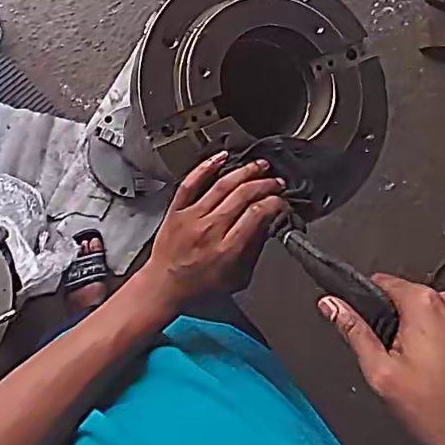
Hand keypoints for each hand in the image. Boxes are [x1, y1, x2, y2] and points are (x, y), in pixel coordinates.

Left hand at [132, 152, 287, 309]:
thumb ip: (252, 250)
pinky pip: (191, 183)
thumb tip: (267, 225)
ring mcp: (191, 217)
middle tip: (276, 182)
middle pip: (243, 195)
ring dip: (245, 172)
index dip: (274, 202)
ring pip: (222, 185)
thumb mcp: (236, 278)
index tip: (281, 201)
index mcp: (227, 250)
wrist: (163, 287)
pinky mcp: (176, 210)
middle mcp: (209, 230)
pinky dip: (206, 167)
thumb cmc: (198, 287)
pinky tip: (221, 157)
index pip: (257, 214)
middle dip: (265, 185)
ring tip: (259, 166)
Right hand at [320, 275, 444, 444]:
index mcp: (423, 303)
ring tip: (430, 383)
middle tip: (400, 368)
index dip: (367, 307)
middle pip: (408, 302)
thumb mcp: (382, 375)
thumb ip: (353, 332)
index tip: (369, 331)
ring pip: (434, 321)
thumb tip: (332, 305)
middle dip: (398, 329)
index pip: (380, 281)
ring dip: (426, 342)